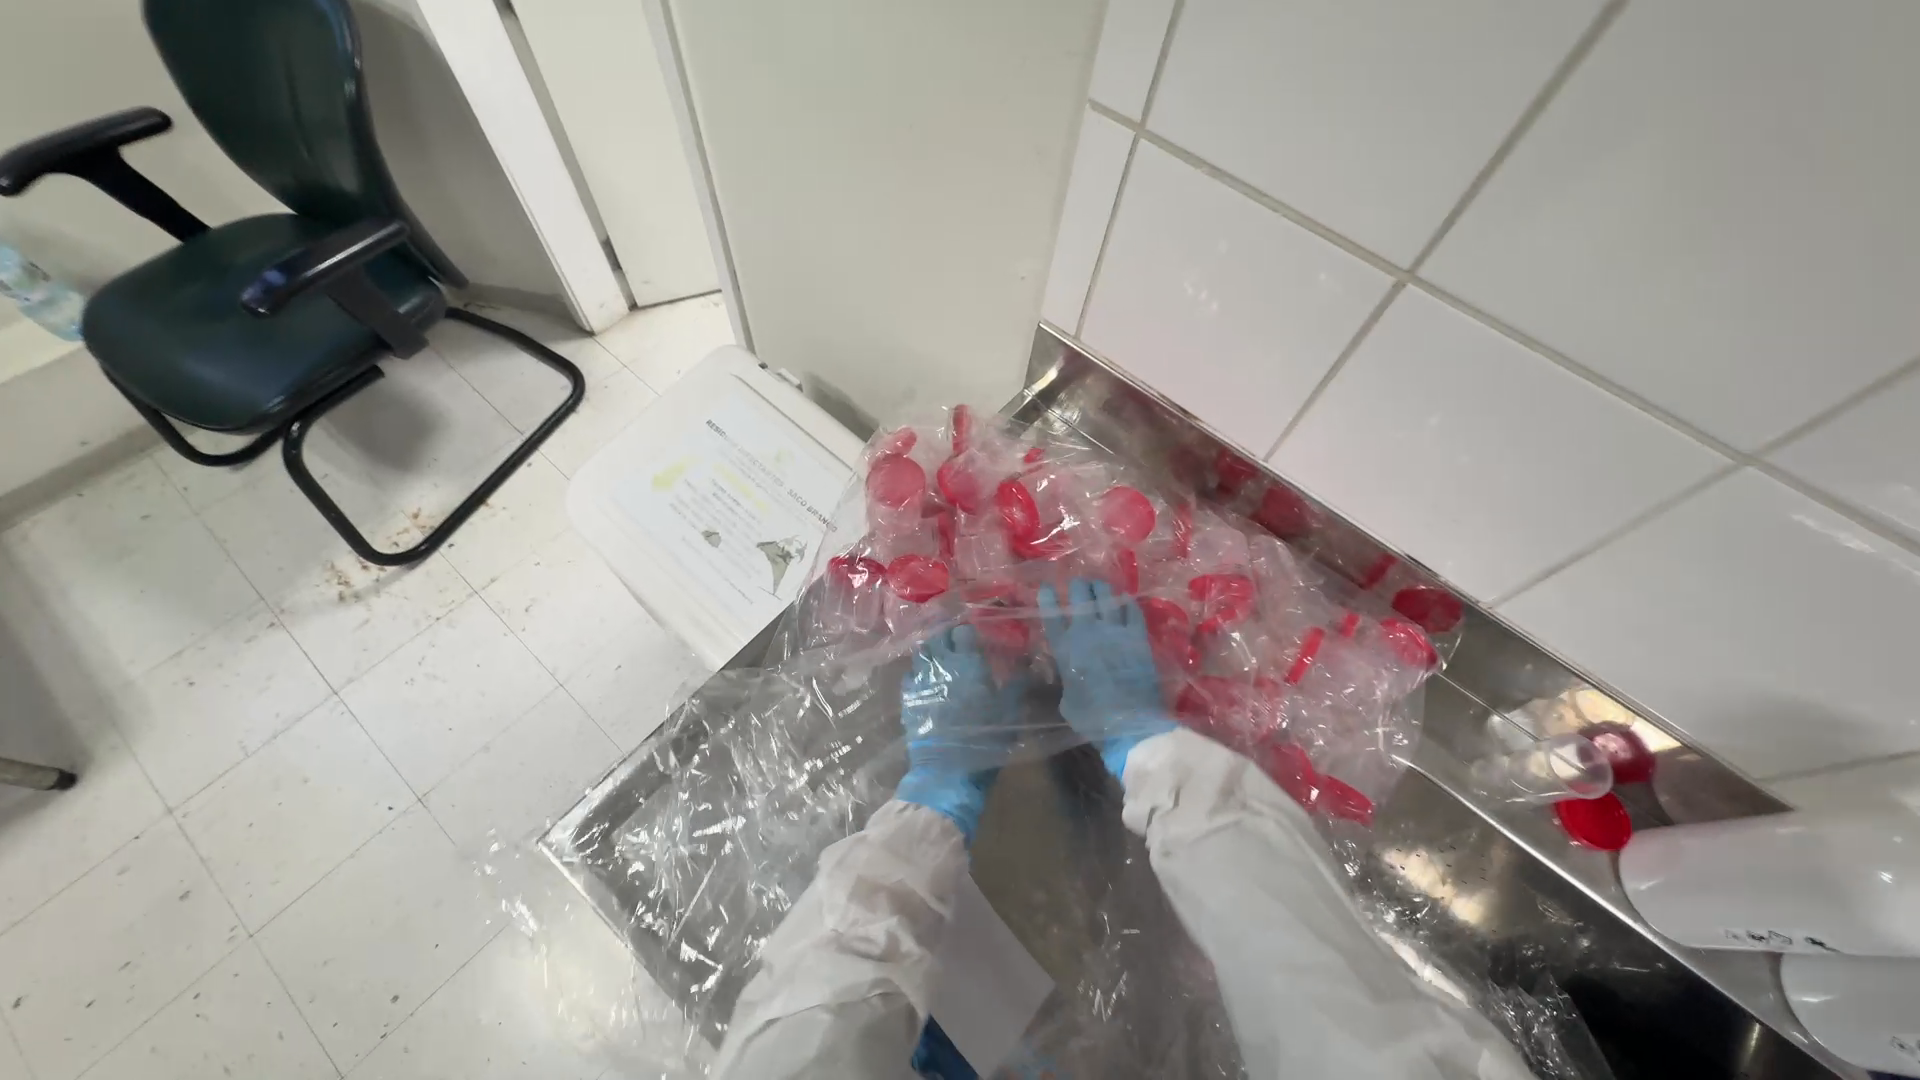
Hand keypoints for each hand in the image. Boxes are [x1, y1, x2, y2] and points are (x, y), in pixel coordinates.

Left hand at [895, 624, 1024, 843]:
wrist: (947, 771)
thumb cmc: (984, 738)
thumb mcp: (1010, 712)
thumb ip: (1019, 685)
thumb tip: (1031, 666)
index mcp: (968, 663)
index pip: (963, 632)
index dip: (968, 632)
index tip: (974, 635)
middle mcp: (941, 665)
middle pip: (938, 636)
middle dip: (947, 635)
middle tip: (956, 641)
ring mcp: (920, 680)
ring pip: (922, 653)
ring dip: (931, 650)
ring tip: (940, 655)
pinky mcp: (907, 698)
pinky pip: (911, 674)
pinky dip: (918, 671)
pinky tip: (926, 678)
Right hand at [1038, 578, 1176, 777]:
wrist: (1130, 724)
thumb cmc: (1092, 718)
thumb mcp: (1068, 700)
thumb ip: (1067, 679)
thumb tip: (1070, 674)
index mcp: (1065, 648)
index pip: (1052, 615)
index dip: (1047, 598)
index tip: (1046, 587)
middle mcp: (1088, 632)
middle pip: (1080, 596)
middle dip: (1077, 586)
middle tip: (1078, 584)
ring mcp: (1115, 631)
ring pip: (1106, 596)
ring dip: (1100, 587)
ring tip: (1098, 584)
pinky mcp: (1138, 636)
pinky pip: (1132, 610)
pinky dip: (1126, 602)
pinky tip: (1124, 598)